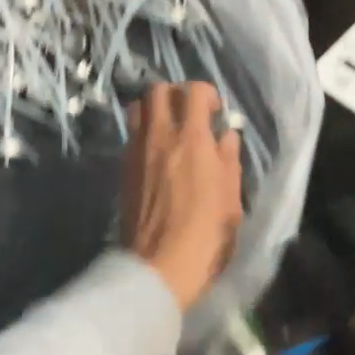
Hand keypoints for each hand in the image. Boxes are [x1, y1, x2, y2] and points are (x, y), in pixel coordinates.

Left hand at [122, 82, 244, 310]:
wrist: (157, 265)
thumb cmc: (205, 236)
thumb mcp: (231, 201)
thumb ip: (229, 161)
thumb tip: (226, 134)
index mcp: (191, 139)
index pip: (193, 91)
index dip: (206, 93)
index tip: (215, 111)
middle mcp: (160, 135)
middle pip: (158, 90)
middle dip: (176, 93)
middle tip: (190, 114)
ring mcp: (137, 148)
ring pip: (139, 106)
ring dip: (155, 108)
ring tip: (169, 128)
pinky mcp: (123, 165)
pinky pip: (132, 132)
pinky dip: (144, 130)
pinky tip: (157, 152)